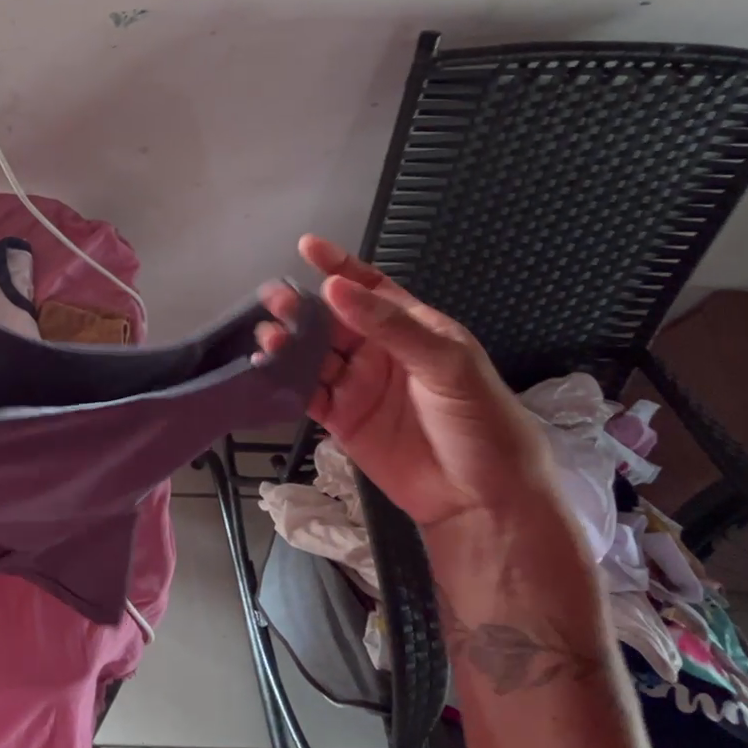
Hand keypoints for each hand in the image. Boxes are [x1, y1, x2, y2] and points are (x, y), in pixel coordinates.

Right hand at [257, 235, 556, 535]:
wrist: (482, 500)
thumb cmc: (482, 423)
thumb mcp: (447, 364)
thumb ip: (391, 326)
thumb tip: (335, 288)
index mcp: (413, 329)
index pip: (371, 289)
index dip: (340, 266)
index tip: (307, 247)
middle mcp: (380, 352)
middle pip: (331, 320)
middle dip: (301, 307)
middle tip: (274, 300)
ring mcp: (357, 385)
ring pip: (312, 354)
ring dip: (287, 342)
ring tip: (267, 337)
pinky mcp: (340, 418)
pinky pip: (305, 392)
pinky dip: (283, 380)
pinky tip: (265, 369)